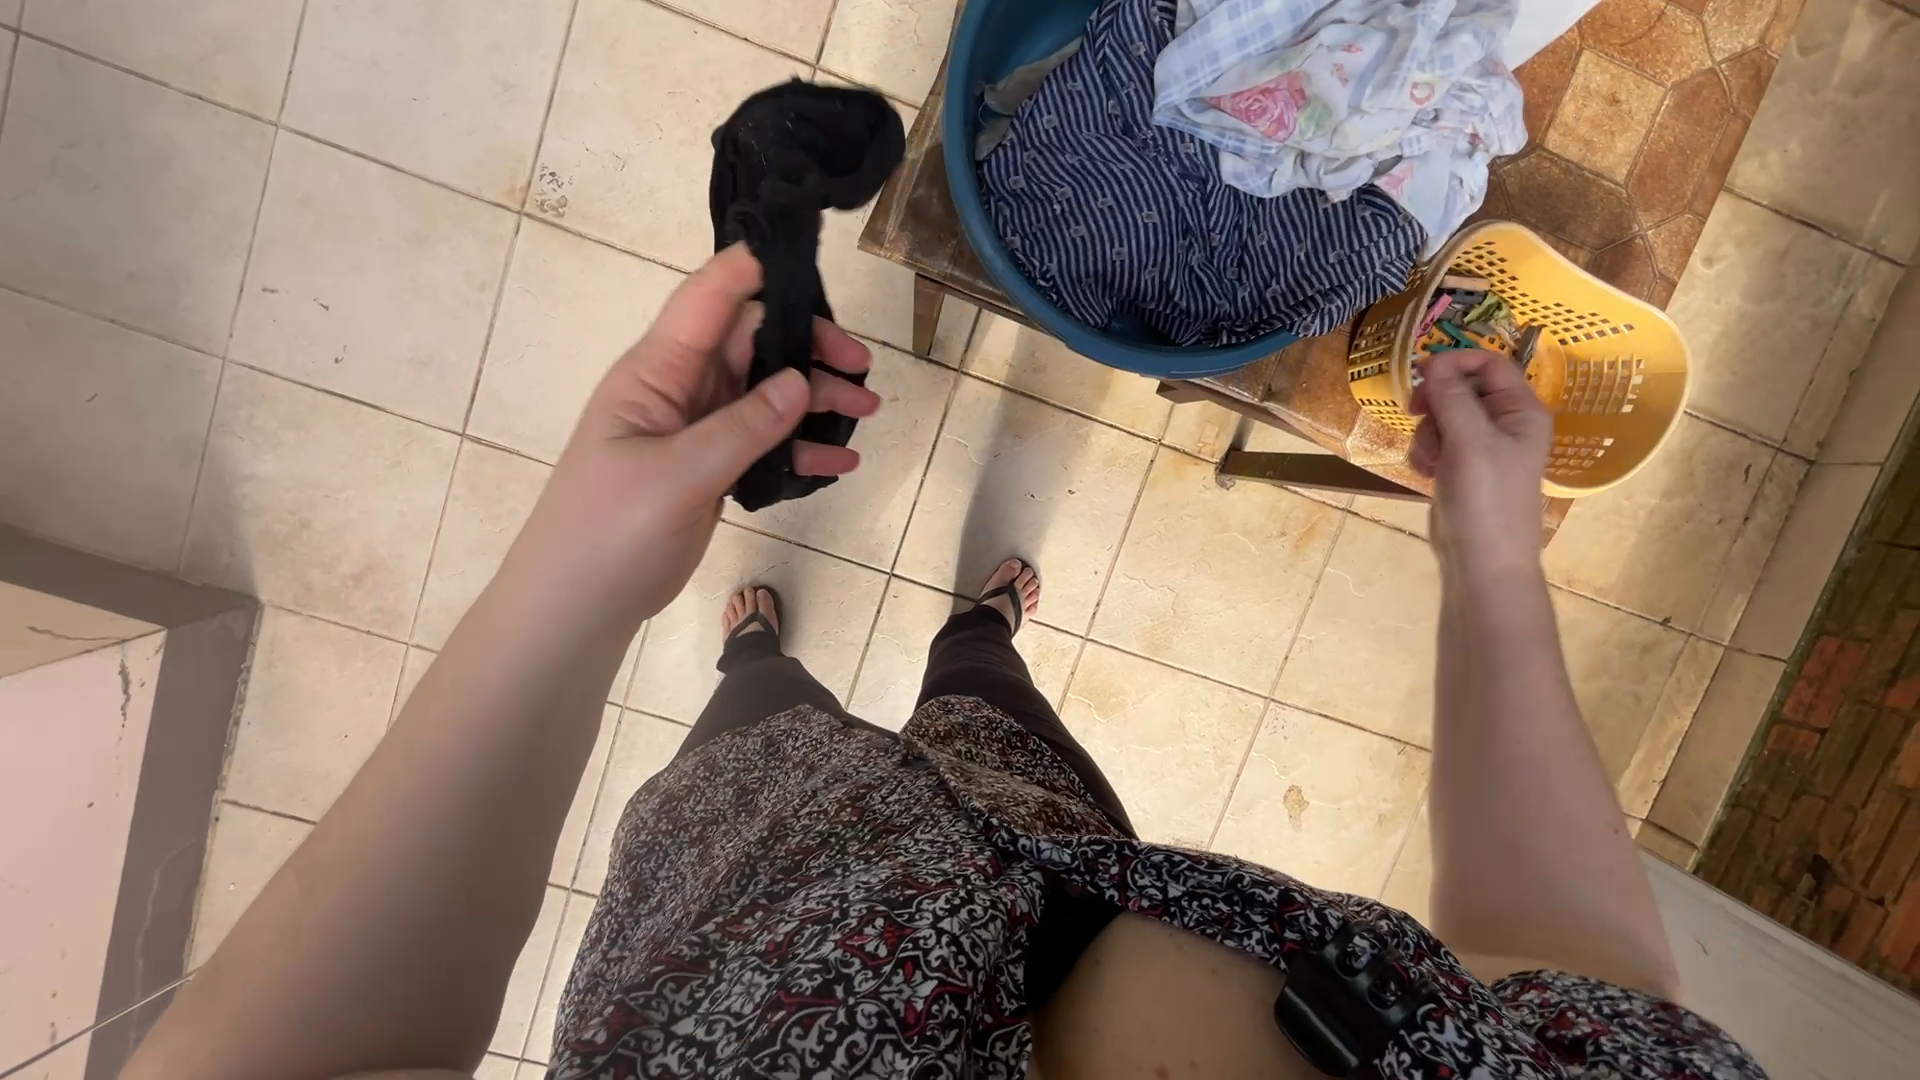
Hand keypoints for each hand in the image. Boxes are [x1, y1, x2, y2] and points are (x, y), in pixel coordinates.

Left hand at [508, 244, 880, 626]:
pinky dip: (803, 449)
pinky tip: (840, 462)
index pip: (707, 301)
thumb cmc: (609, 530)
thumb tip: (800, 382)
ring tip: (867, 413)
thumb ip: (740, 429)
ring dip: (817, 401)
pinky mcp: (714, 469)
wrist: (582, 602)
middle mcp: (681, 390)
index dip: (752, 271)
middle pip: (752, 346)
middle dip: (809, 350)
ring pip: (768, 396)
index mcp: (656, 372)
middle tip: (862, 369)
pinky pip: (767, 445)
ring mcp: (700, 431)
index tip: (808, 263)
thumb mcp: (676, 476)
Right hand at [1408, 349, 1551, 581]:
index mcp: (1521, 412)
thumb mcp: (1469, 443)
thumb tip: (1434, 363)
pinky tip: (1426, 472)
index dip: (1456, 363)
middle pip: (1461, 390)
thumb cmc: (1486, 498)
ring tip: (1430, 460)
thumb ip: (1452, 399)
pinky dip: (1424, 453)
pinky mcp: (1459, 468)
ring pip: (1441, 417)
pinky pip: (1435, 443)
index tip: (1420, 374)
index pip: (1490, 366)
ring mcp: (1480, 447)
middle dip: (1434, 403)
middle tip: (1415, 414)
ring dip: (1427, 434)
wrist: (1481, 558)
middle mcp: (1504, 424)